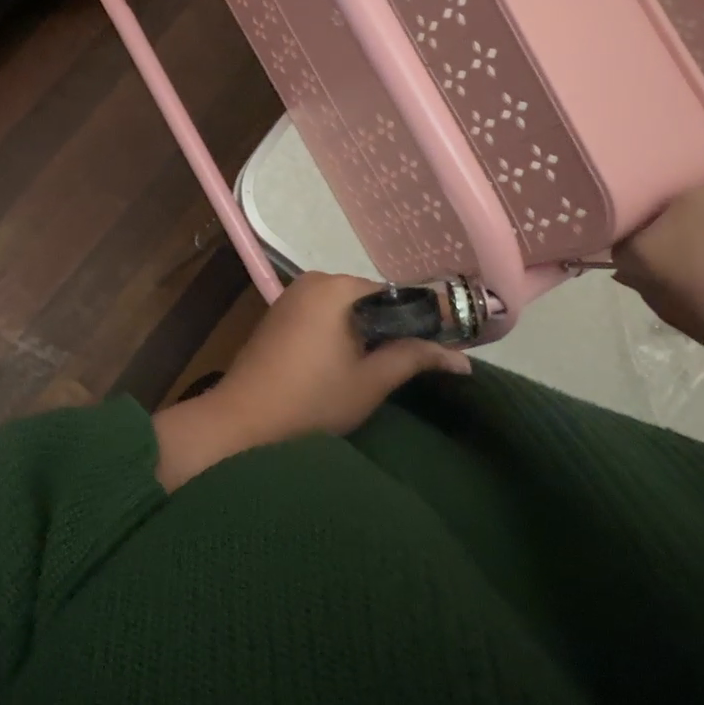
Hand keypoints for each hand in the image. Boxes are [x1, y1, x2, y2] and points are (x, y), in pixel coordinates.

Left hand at [152, 272, 471, 489]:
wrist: (240, 423)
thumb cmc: (311, 401)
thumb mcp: (371, 381)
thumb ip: (416, 358)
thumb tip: (463, 358)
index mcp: (336, 287)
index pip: (397, 295)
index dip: (424, 323)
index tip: (445, 351)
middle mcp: (313, 281)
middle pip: (371, 302)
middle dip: (394, 330)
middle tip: (417, 368)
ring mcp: (291, 299)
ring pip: (347, 312)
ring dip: (367, 337)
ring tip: (385, 372)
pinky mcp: (278, 318)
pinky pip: (324, 320)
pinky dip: (342, 338)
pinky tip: (350, 367)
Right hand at [611, 175, 703, 379]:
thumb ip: (659, 297)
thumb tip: (636, 274)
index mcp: (657, 245)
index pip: (619, 247)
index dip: (637, 266)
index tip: (660, 283)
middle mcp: (682, 204)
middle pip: (655, 219)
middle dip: (670, 241)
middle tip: (702, 274)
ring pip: (696, 206)